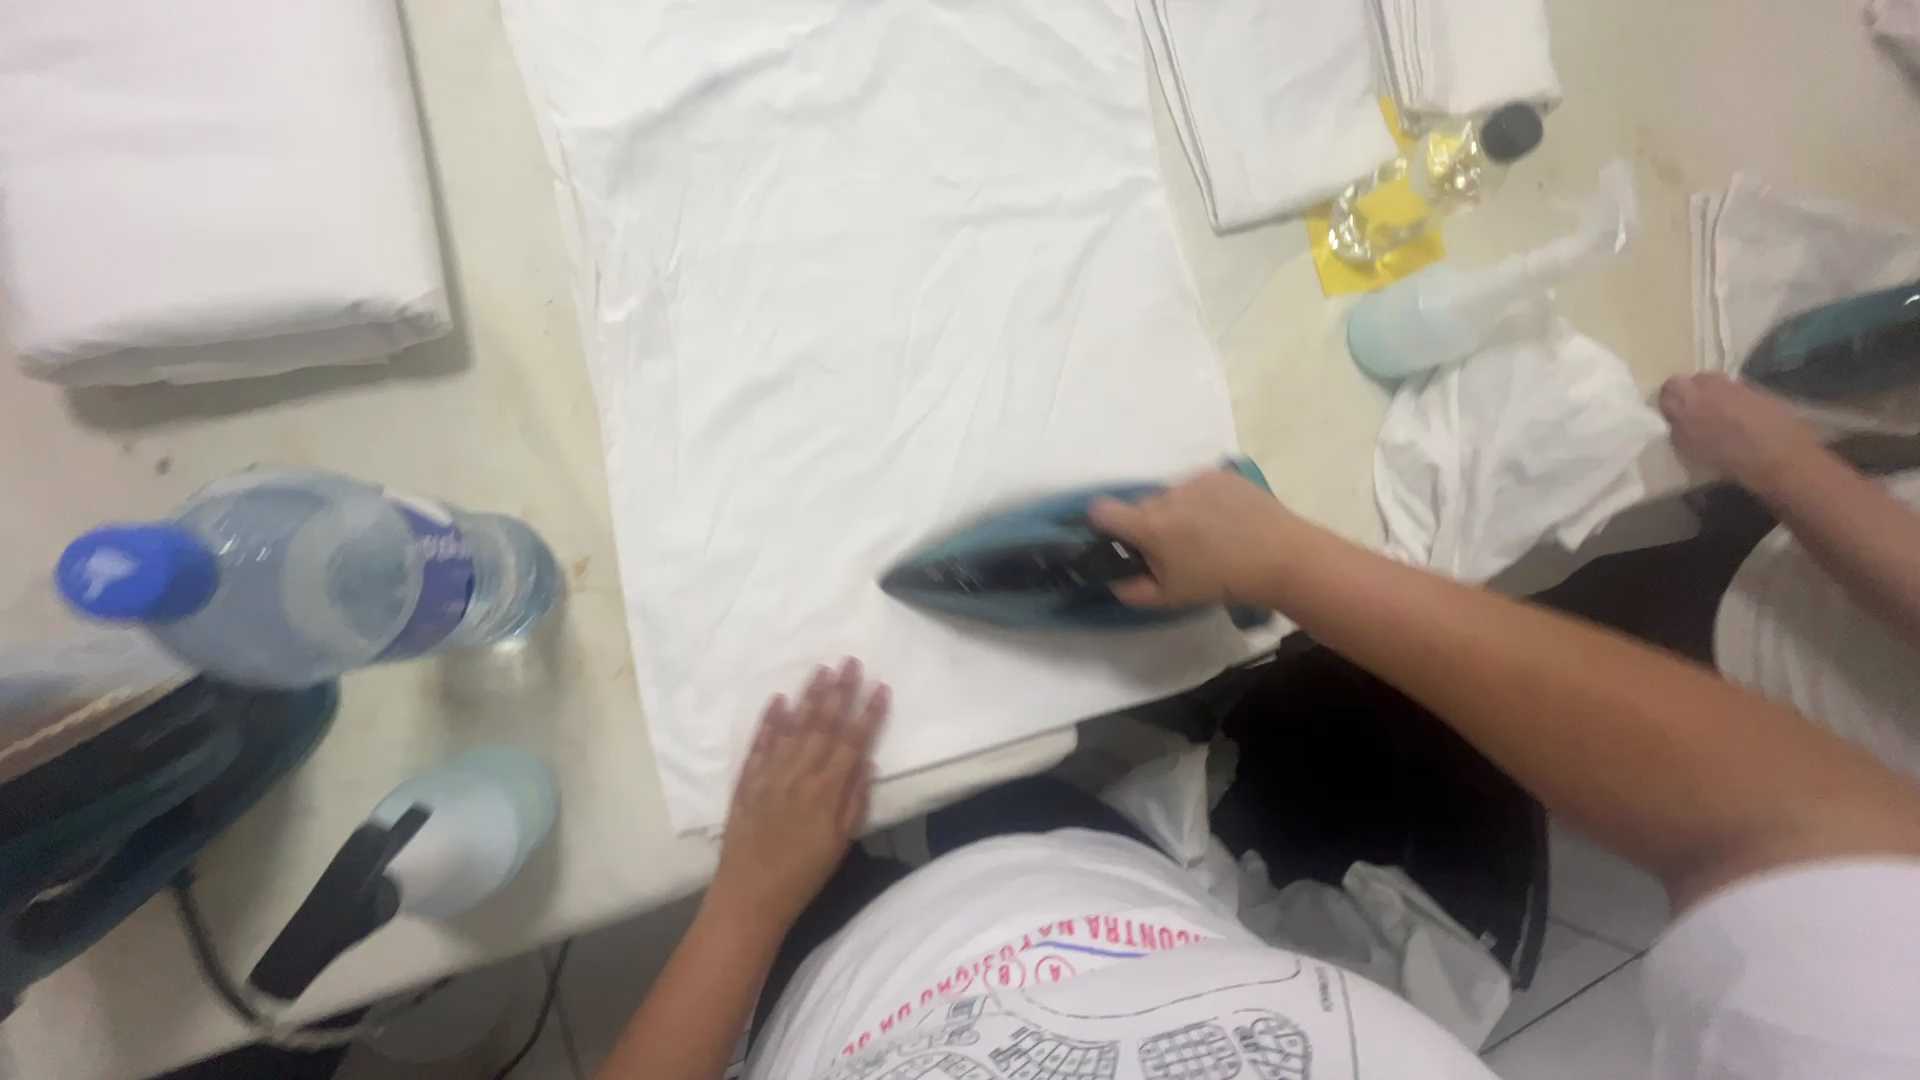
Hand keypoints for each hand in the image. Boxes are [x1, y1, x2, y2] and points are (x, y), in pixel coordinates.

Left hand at [711, 659, 887, 928]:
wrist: (750, 896)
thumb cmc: (805, 873)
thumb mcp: (841, 842)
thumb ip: (854, 800)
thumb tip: (866, 761)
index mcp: (827, 789)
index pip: (853, 741)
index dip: (869, 713)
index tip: (881, 687)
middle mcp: (800, 774)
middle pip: (824, 724)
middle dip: (840, 691)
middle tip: (850, 661)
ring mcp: (771, 774)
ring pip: (794, 726)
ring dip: (808, 696)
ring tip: (821, 669)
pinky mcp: (747, 781)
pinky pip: (760, 744)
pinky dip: (769, 721)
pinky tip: (779, 699)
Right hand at [1087, 469, 1299, 607]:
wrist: (1283, 557)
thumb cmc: (1221, 581)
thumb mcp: (1172, 598)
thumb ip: (1134, 591)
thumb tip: (1117, 582)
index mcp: (1148, 525)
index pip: (1101, 510)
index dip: (1102, 523)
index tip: (1118, 538)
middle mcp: (1165, 496)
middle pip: (1141, 506)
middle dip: (1149, 524)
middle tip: (1175, 549)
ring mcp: (1194, 481)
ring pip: (1171, 496)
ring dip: (1178, 512)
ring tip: (1208, 534)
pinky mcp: (1220, 474)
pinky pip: (1198, 486)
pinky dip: (1204, 500)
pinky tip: (1226, 519)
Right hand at [1659, 374, 1823, 489]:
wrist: (1776, 456)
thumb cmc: (1723, 456)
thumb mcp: (1686, 444)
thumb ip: (1678, 423)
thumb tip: (1676, 415)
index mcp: (1688, 401)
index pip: (1671, 385)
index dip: (1671, 395)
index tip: (1673, 407)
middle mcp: (1713, 388)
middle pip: (1699, 378)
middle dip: (1696, 389)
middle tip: (1698, 407)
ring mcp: (1742, 388)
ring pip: (1724, 384)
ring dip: (1719, 395)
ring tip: (1722, 413)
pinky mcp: (1765, 393)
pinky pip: (1746, 393)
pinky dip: (1742, 402)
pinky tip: (1746, 419)